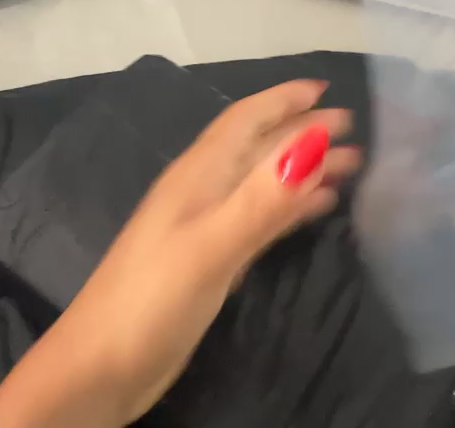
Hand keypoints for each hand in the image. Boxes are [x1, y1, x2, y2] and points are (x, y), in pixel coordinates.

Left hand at [0, 80, 361, 427]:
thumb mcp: (211, 247)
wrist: (99, 367)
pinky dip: (291, 206)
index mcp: (199, 174)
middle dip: (303, 131)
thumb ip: (261, 199)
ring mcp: (206, 224)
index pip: (245, 120)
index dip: (283, 100)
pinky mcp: (211, 258)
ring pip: (263, 180)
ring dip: (303, 168)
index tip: (326, 87)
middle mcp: (204, 189)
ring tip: (351, 164)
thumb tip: (313, 142)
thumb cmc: (151, 299)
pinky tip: (318, 207)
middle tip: (355, 128)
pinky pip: (261, 217)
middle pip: (259, 146)